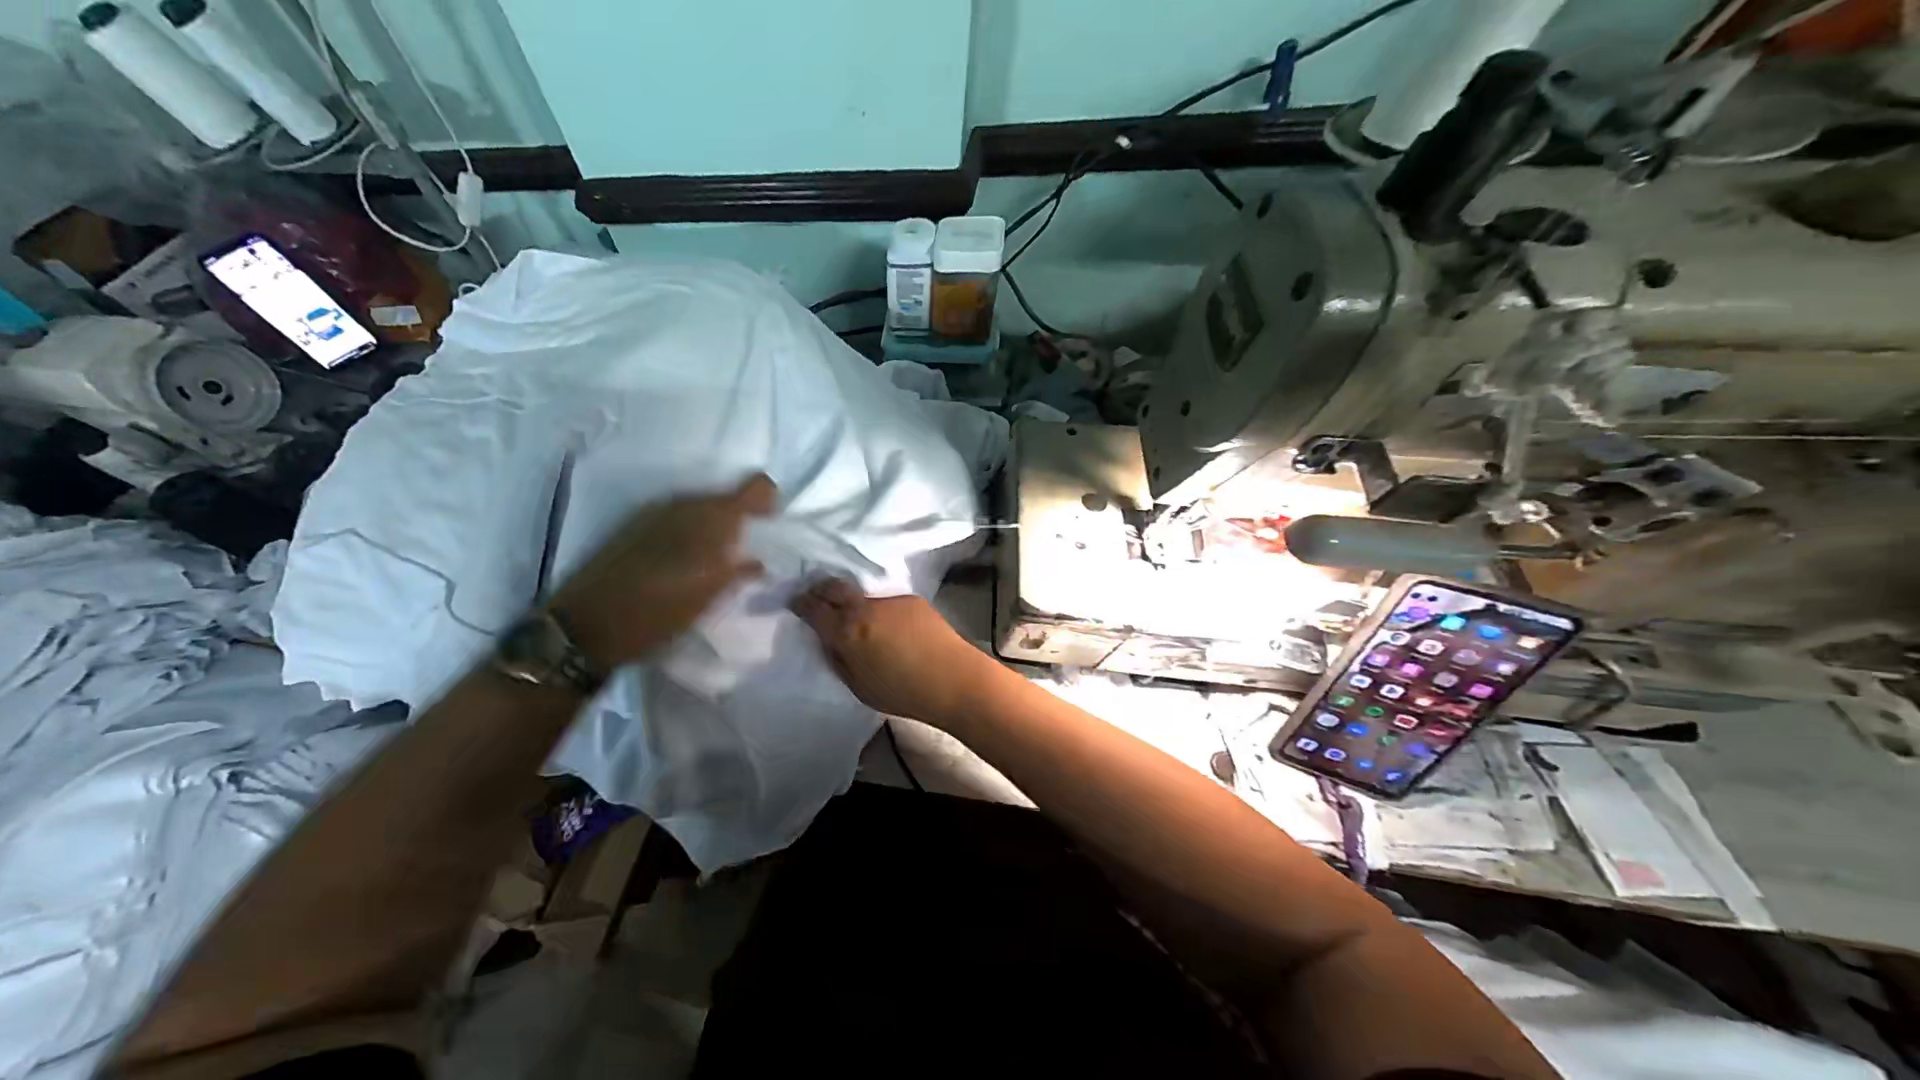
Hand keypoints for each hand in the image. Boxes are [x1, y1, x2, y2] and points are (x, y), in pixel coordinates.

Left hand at [549, 474, 774, 669]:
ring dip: (713, 528)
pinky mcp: (635, 525)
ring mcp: (656, 512)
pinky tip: (683, 563)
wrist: (586, 624)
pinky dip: (689, 534)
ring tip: (713, 563)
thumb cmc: (658, 613)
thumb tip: (759, 560)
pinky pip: (677, 518)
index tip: (768, 527)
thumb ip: (739, 572)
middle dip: (740, 520)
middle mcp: (685, 504)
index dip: (768, 502)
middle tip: (742, 554)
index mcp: (712, 518)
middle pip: (727, 497)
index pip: (756, 487)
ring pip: (700, 508)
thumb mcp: (709, 598)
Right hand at [790, 578, 1004, 727]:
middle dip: (821, 589)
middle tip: (816, 597)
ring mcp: (890, 600)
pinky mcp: (912, 600)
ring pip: (863, 596)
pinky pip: (887, 602)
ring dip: (855, 603)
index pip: (814, 608)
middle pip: (834, 587)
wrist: (952, 678)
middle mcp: (864, 608)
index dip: (801, 603)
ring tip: (860, 621)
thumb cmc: (902, 692)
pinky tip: (891, 628)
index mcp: (846, 631)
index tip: (796, 603)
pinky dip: (882, 612)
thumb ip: (838, 659)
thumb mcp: (857, 686)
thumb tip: (829, 641)